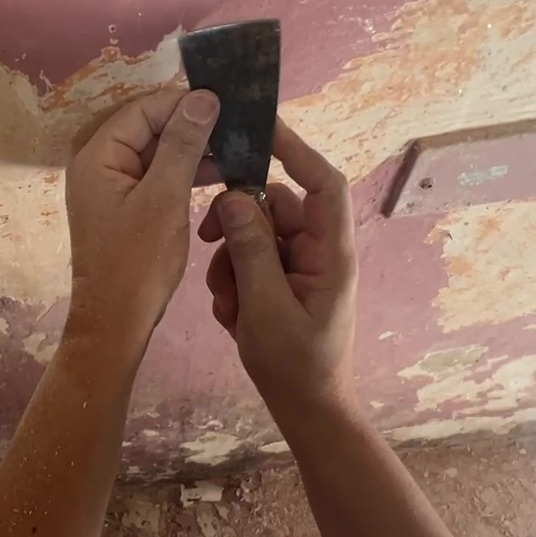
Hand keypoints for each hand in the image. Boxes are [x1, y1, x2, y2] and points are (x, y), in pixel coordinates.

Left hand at [65, 88, 220, 345]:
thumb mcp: (164, 199)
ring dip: (193, 150)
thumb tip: (203, 97)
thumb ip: (182, 145)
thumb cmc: (138, 263)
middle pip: (149, 128)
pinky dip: (185, 172)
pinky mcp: (127, 205)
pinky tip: (220, 173)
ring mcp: (112, 186)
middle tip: (238, 125)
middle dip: (192, 125)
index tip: (228, 103)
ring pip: (157, 152)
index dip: (183, 104)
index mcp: (98, 157)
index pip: (143, 110)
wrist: (117, 321)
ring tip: (237, 149)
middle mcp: (100, 165)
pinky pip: (158, 176)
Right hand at [198, 121, 357, 416]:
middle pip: (271, 208)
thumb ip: (250, 250)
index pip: (321, 182)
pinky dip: (230, 281)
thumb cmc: (295, 364)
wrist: (305, 409)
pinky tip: (230, 313)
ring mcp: (296, 266)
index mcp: (330, 252)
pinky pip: (247, 260)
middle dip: (235, 225)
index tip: (258, 128)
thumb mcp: (264, 307)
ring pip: (252, 235)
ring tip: (226, 304)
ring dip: (229, 263)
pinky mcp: (278, 281)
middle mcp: (315, 250)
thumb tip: (235, 197)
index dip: (295, 149)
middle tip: (205, 242)